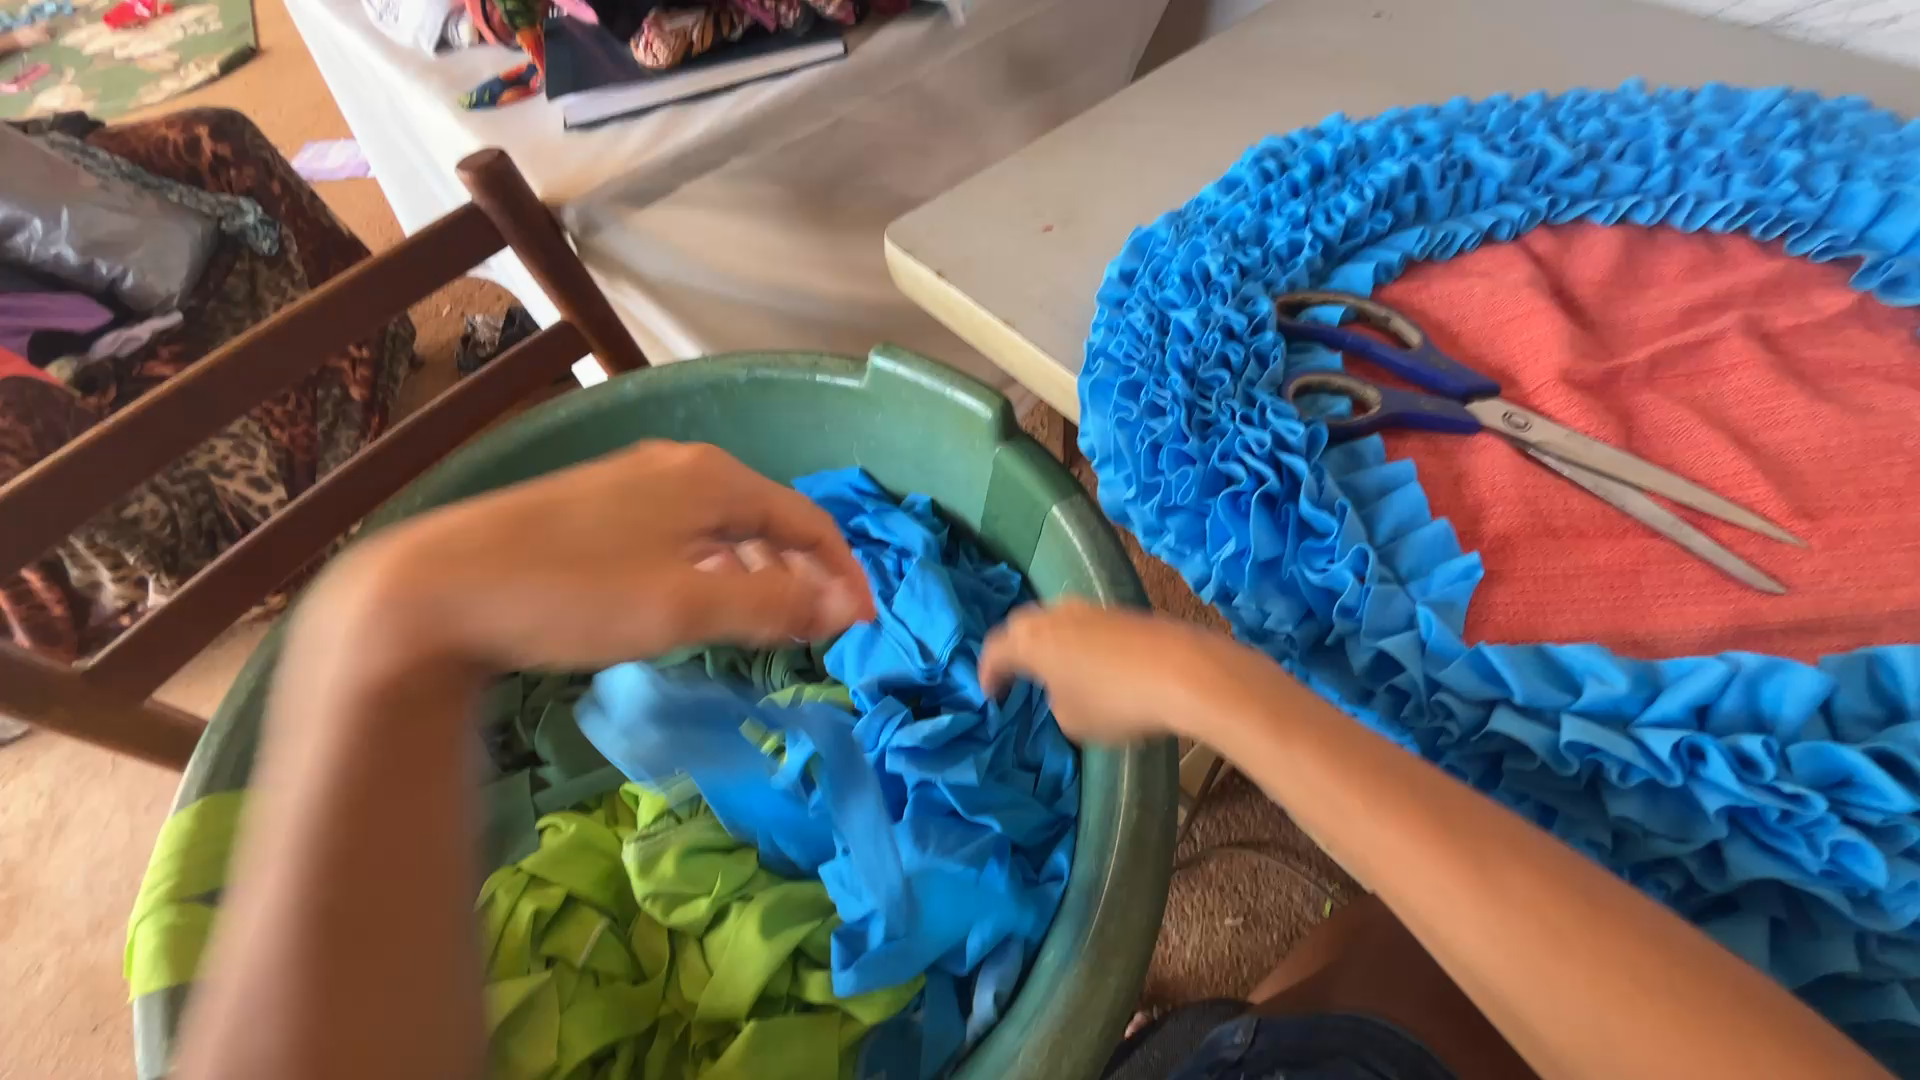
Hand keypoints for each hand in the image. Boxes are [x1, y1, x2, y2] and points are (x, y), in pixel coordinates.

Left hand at [302, 441, 875, 673]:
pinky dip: (718, 572)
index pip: (808, 522)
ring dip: (763, 576)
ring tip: (776, 624)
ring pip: (729, 531)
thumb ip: (775, 605)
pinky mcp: (605, 511)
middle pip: (771, 522)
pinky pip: (690, 538)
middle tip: (824, 629)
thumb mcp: (685, 605)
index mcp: (713, 479)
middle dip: (807, 575)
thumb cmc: (572, 593)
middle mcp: (683, 469)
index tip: (864, 623)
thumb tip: (848, 607)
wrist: (431, 590)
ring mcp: (639, 487)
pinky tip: (708, 601)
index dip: (844, 573)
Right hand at [979, 600, 1290, 743]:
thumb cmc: (1115, 701)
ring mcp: (1091, 609)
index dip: (988, 673)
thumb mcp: (1073, 720)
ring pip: (1056, 621)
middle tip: (1016, 675)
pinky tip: (1093, 666)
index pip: (995, 650)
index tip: (992, 695)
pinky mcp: (1123, 612)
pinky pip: (1086, 626)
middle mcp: (1055, 615)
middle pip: (1023, 626)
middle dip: (1016, 650)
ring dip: (1050, 643)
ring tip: (1056, 670)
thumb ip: (1056, 703)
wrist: (1183, 671)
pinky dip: (1080, 644)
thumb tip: (1065, 690)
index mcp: (1031, 639)